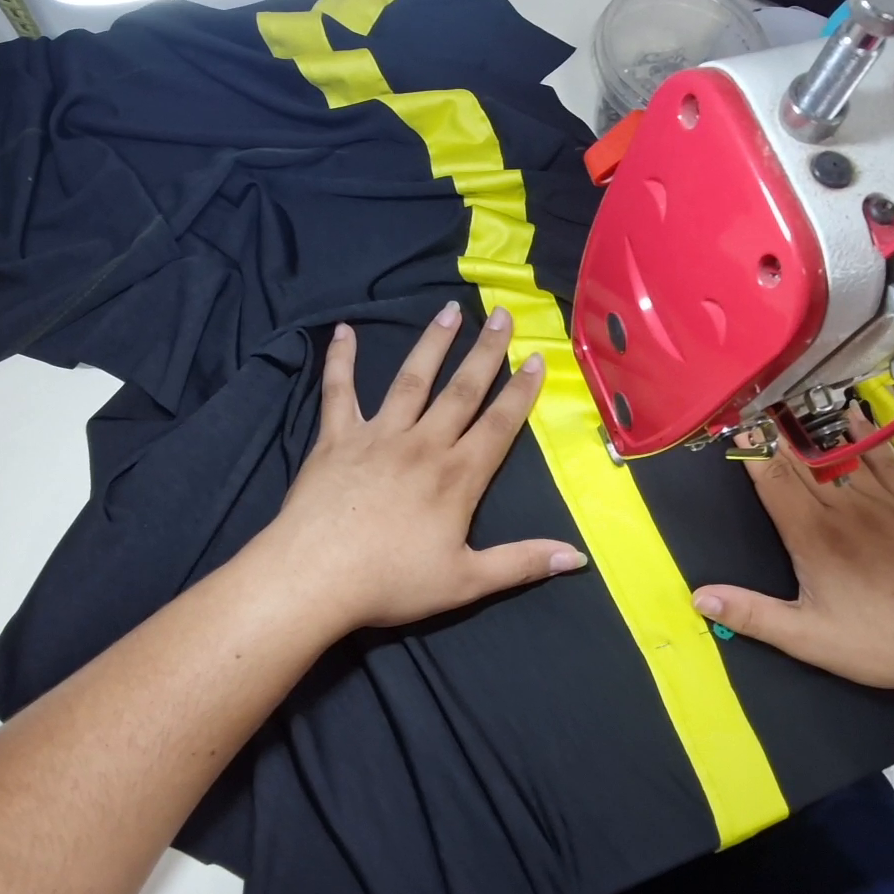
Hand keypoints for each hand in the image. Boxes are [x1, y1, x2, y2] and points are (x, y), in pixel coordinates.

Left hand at [253, 302, 586, 632]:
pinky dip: (341, 361)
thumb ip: (522, 563)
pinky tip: (343, 331)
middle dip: (485, 352)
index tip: (537, 357)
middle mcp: (423, 445)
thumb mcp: (467, 581)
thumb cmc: (392, 582)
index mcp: (458, 476)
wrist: (315, 577)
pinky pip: (339, 392)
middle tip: (502, 314)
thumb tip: (578, 558)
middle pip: (462, 390)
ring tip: (449, 311)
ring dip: (432, 344)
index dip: (521, 391)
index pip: (499, 425)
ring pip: (411, 380)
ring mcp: (377, 436)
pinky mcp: (336, 439)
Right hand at [691, 417, 893, 701]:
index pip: (774, 483)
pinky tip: (852, 416)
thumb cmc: (877, 644)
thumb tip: (698, 596)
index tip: (734, 430)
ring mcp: (883, 504)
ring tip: (791, 403)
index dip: (753, 455)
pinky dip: (865, 436)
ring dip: (812, 429)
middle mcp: (846, 510)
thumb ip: (751, 614)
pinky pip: (884, 460)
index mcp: (814, 537)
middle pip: (802, 462)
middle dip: (775, 435)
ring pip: (840, 455)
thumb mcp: (806, 638)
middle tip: (754, 407)